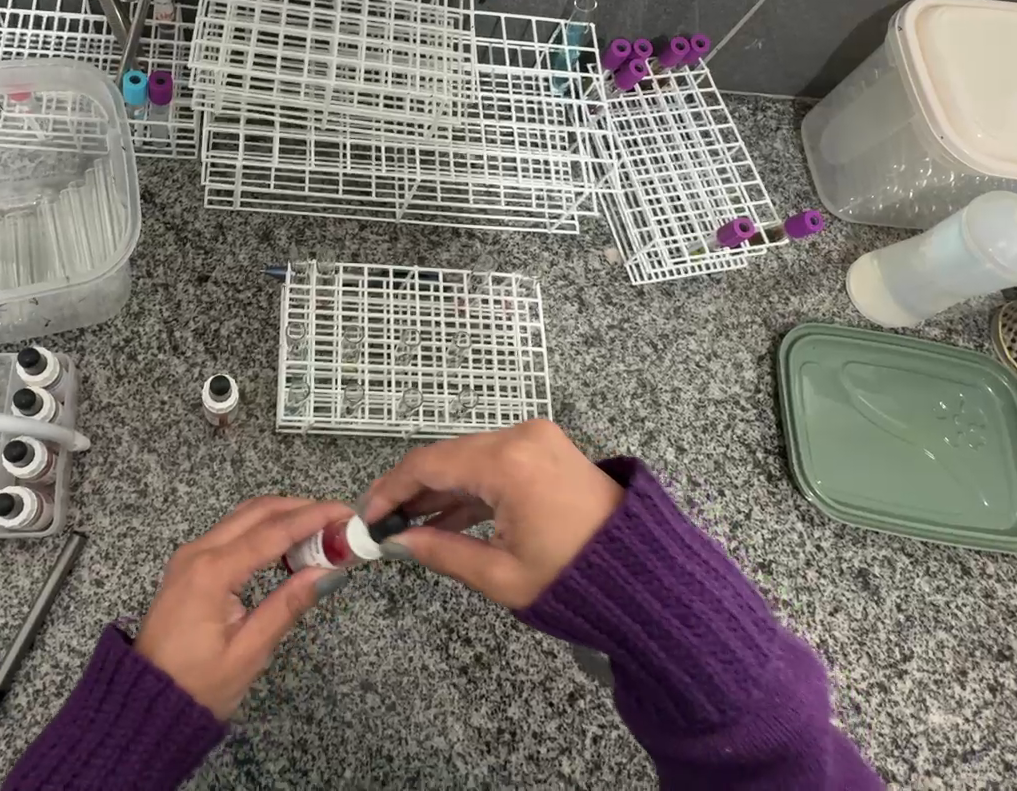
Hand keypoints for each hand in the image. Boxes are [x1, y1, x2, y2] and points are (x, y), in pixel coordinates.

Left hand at [134, 496, 354, 718]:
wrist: (144, 704)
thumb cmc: (197, 686)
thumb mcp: (249, 652)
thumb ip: (287, 606)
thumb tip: (327, 572)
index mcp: (212, 571)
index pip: (273, 531)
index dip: (313, 518)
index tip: (346, 513)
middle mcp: (198, 551)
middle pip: (258, 511)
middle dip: (301, 509)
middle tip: (338, 521)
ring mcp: (191, 554)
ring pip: (244, 517)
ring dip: (283, 517)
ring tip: (320, 533)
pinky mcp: (190, 564)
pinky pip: (232, 532)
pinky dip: (263, 530)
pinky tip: (287, 548)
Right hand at [358, 419, 622, 608]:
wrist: (651, 578)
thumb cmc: (576, 580)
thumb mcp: (501, 575)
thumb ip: (441, 553)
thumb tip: (396, 544)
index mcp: (507, 462)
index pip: (428, 464)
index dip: (390, 489)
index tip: (365, 516)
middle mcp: (519, 436)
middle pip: (447, 456)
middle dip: (411, 490)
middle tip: (381, 522)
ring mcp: (536, 439)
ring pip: (469, 459)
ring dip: (439, 491)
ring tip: (406, 525)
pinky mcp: (547, 449)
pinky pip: (494, 463)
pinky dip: (470, 489)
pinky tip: (444, 519)